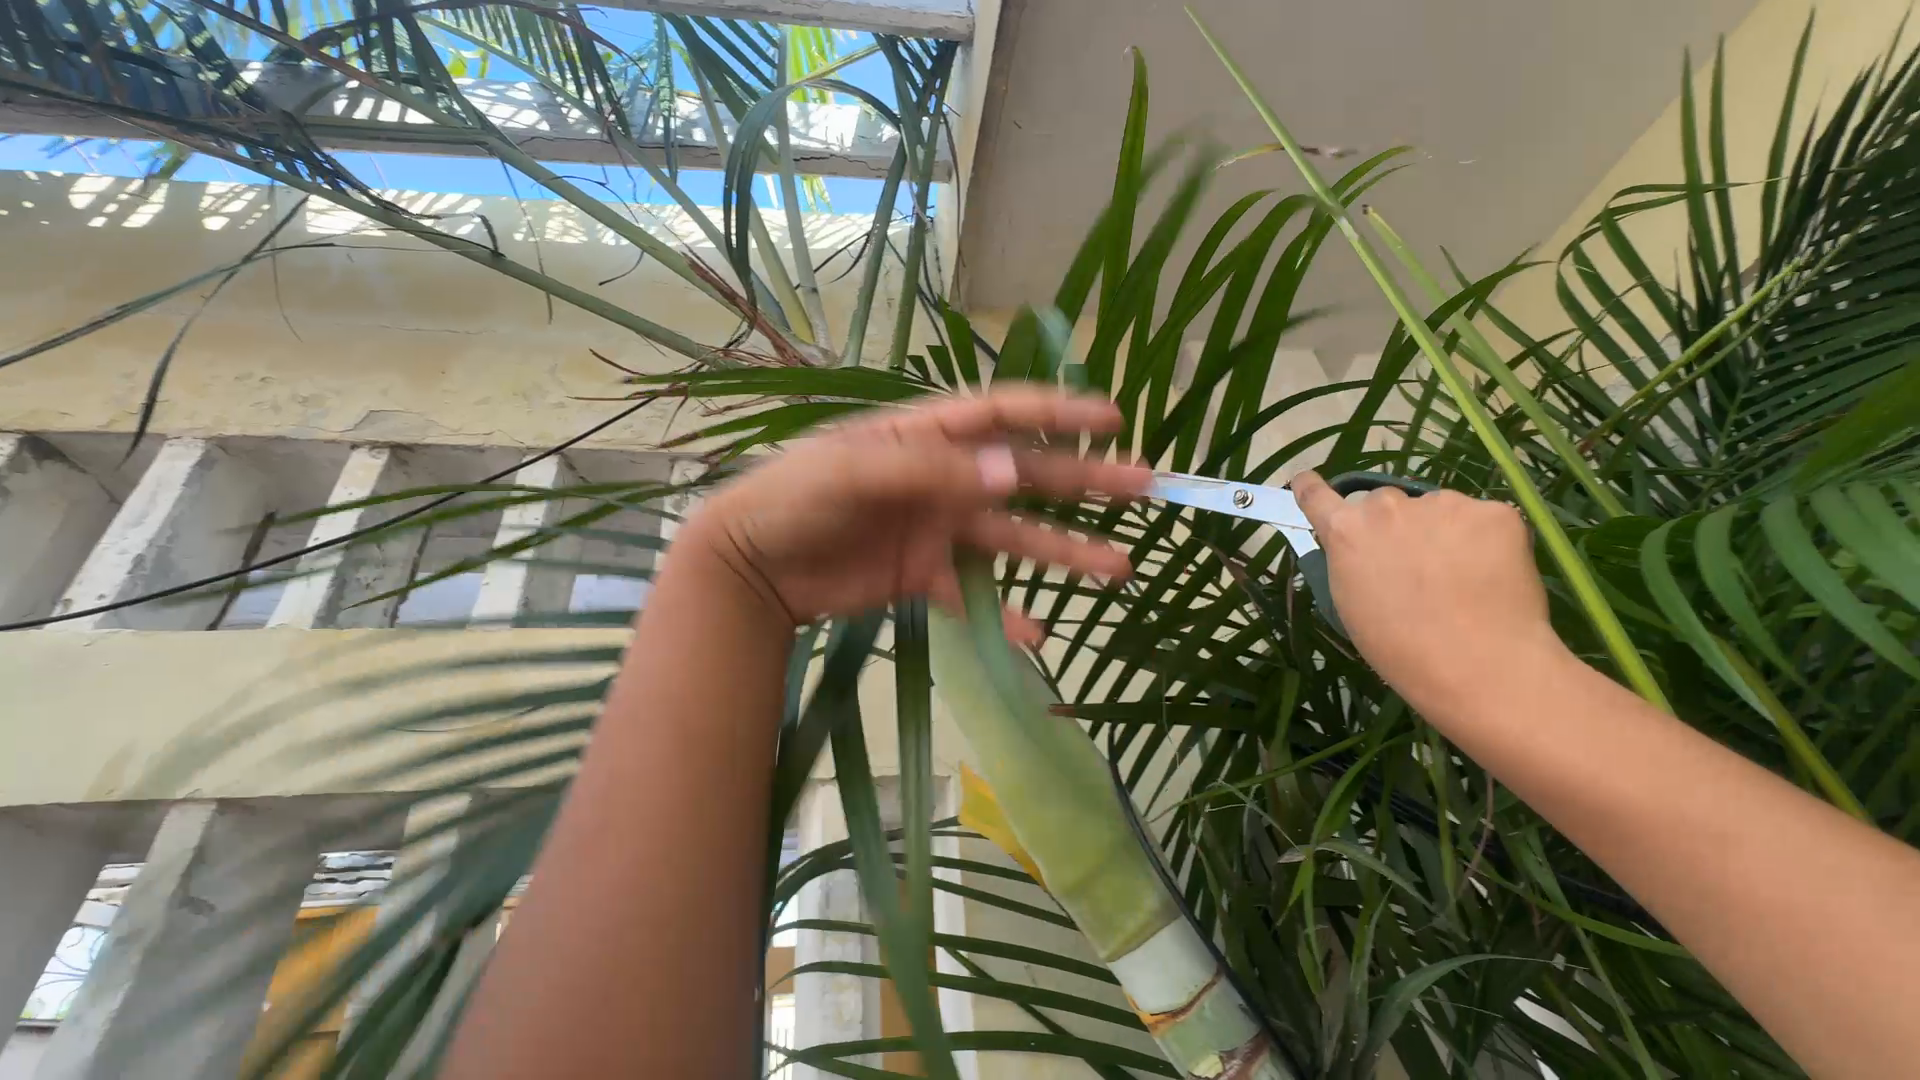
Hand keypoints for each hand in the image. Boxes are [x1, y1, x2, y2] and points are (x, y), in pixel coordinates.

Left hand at [678, 388, 1149, 639]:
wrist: (750, 566)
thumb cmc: (794, 497)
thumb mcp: (854, 470)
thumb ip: (931, 470)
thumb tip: (1015, 471)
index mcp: (925, 435)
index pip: (1003, 413)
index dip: (1058, 412)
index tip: (1112, 420)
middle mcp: (941, 477)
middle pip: (1025, 475)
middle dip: (1084, 481)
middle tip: (1145, 487)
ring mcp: (936, 527)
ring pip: (1013, 537)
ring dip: (1065, 551)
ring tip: (1118, 569)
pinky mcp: (923, 575)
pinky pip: (975, 593)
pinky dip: (1005, 614)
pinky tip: (1037, 635)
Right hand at [1289, 470, 1566, 709]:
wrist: (1478, 663)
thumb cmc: (1398, 647)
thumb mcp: (1350, 602)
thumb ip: (1349, 561)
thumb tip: (1362, 549)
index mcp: (1346, 530)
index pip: (1317, 495)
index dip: (1312, 488)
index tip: (1309, 482)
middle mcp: (1388, 505)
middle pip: (1385, 504)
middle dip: (1394, 526)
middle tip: (1414, 566)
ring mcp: (1444, 503)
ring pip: (1437, 510)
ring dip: (1441, 531)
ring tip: (1461, 576)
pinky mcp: (1494, 512)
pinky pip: (1483, 519)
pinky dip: (1485, 541)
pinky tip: (1492, 575)